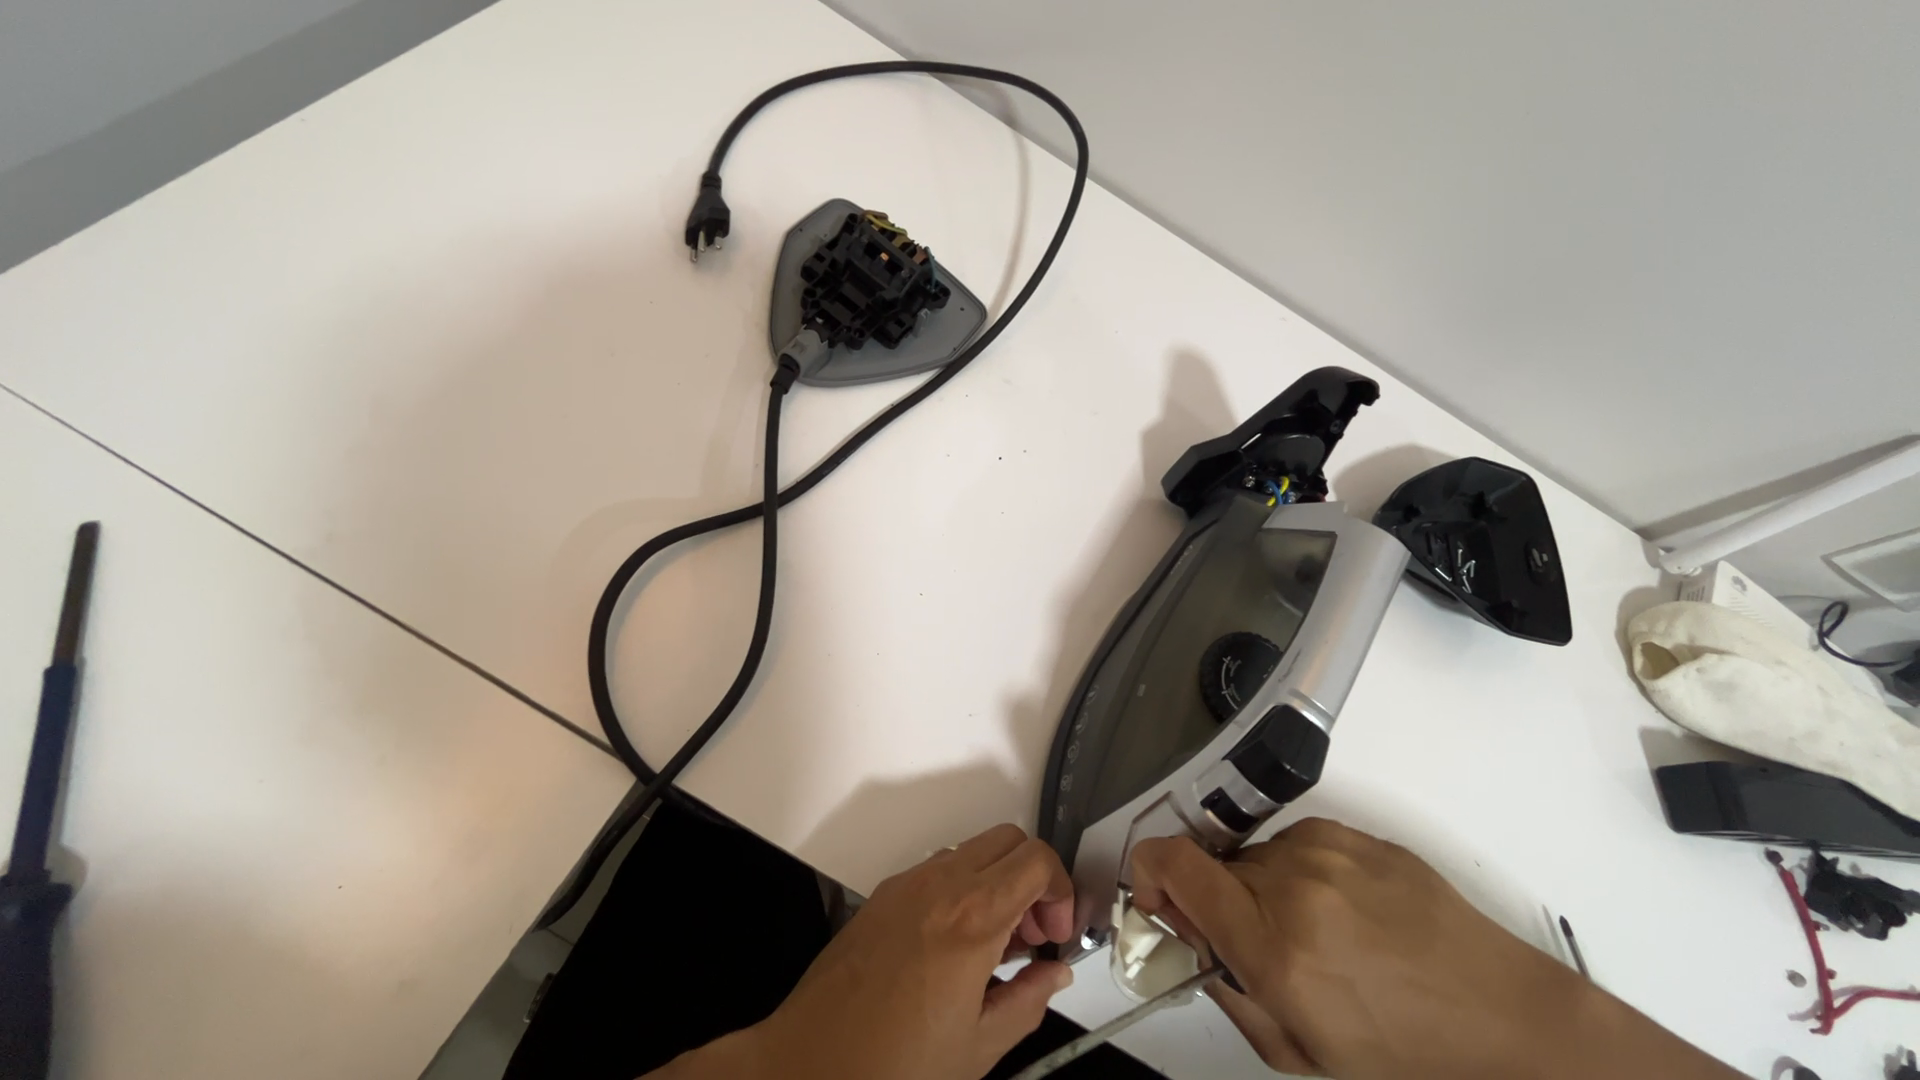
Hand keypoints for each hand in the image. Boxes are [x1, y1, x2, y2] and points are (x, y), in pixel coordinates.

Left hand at [652, 823, 1075, 1079]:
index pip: (1036, 860)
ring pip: (972, 850)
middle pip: (1008, 840)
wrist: (808, 1064)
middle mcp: (937, 887)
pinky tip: (958, 943)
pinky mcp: (882, 895)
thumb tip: (1052, 977)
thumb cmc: (886, 1065)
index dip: (1060, 891)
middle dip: (1034, 878)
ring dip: (997, 880)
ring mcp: (905, 885)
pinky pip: (937, 868)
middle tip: (1034, 932)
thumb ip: (1028, 1001)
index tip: (1056, 932)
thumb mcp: (977, 1047)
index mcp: (971, 919)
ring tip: (998, 943)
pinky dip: (962, 887)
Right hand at [1131, 818, 1741, 1079]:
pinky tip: (1345, 915)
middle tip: (1255, 945)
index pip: (1172, 863)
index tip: (1158, 898)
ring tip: (1316, 935)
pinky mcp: (1361, 836)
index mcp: (1273, 945)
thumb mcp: (1300, 1052)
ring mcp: (1331, 851)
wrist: (1511, 1025)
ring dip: (1262, 889)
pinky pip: (1301, 845)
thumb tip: (1191, 939)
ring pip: (1257, 856)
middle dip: (1217, 901)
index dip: (1149, 872)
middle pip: (1213, 866)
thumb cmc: (1408, 1054)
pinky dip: (1303, 874)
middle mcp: (1294, 882)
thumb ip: (1229, 990)